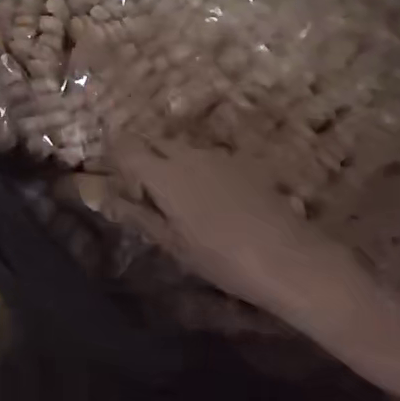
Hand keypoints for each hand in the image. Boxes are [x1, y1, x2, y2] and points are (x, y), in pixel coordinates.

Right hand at [103, 136, 353, 320]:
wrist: (288, 257)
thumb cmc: (222, 258)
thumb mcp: (174, 244)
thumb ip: (140, 215)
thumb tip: (111, 197)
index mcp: (164, 173)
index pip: (126, 146)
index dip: (115, 155)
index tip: (114, 176)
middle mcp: (188, 153)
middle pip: (154, 141)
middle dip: (142, 157)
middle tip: (143, 191)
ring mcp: (218, 154)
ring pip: (181, 148)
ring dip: (171, 163)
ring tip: (178, 200)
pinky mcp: (241, 161)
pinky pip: (207, 157)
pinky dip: (197, 169)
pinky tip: (211, 201)